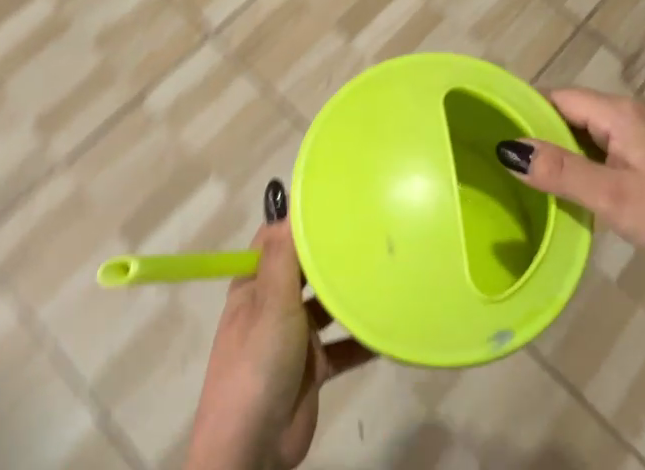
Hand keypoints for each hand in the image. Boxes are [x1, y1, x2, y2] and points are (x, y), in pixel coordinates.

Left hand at [186, 182, 372, 469]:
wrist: (252, 444)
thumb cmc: (256, 362)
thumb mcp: (269, 304)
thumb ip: (282, 258)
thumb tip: (290, 205)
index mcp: (254, 286)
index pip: (276, 241)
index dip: (301, 222)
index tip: (337, 201)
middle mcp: (274, 307)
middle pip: (306, 272)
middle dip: (334, 256)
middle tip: (376, 232)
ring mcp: (295, 339)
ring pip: (328, 308)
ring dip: (352, 296)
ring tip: (391, 271)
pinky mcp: (314, 369)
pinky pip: (345, 347)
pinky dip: (365, 339)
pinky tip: (392, 325)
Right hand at [497, 88, 644, 279]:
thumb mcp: (611, 197)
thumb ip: (559, 171)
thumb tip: (508, 148)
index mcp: (622, 113)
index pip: (560, 98)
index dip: (526, 113)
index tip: (497, 137)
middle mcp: (640, 110)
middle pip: (579, 111)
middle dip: (547, 134)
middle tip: (515, 165)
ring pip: (600, 130)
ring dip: (573, 149)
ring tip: (544, 179)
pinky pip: (620, 143)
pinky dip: (597, 158)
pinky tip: (591, 187)